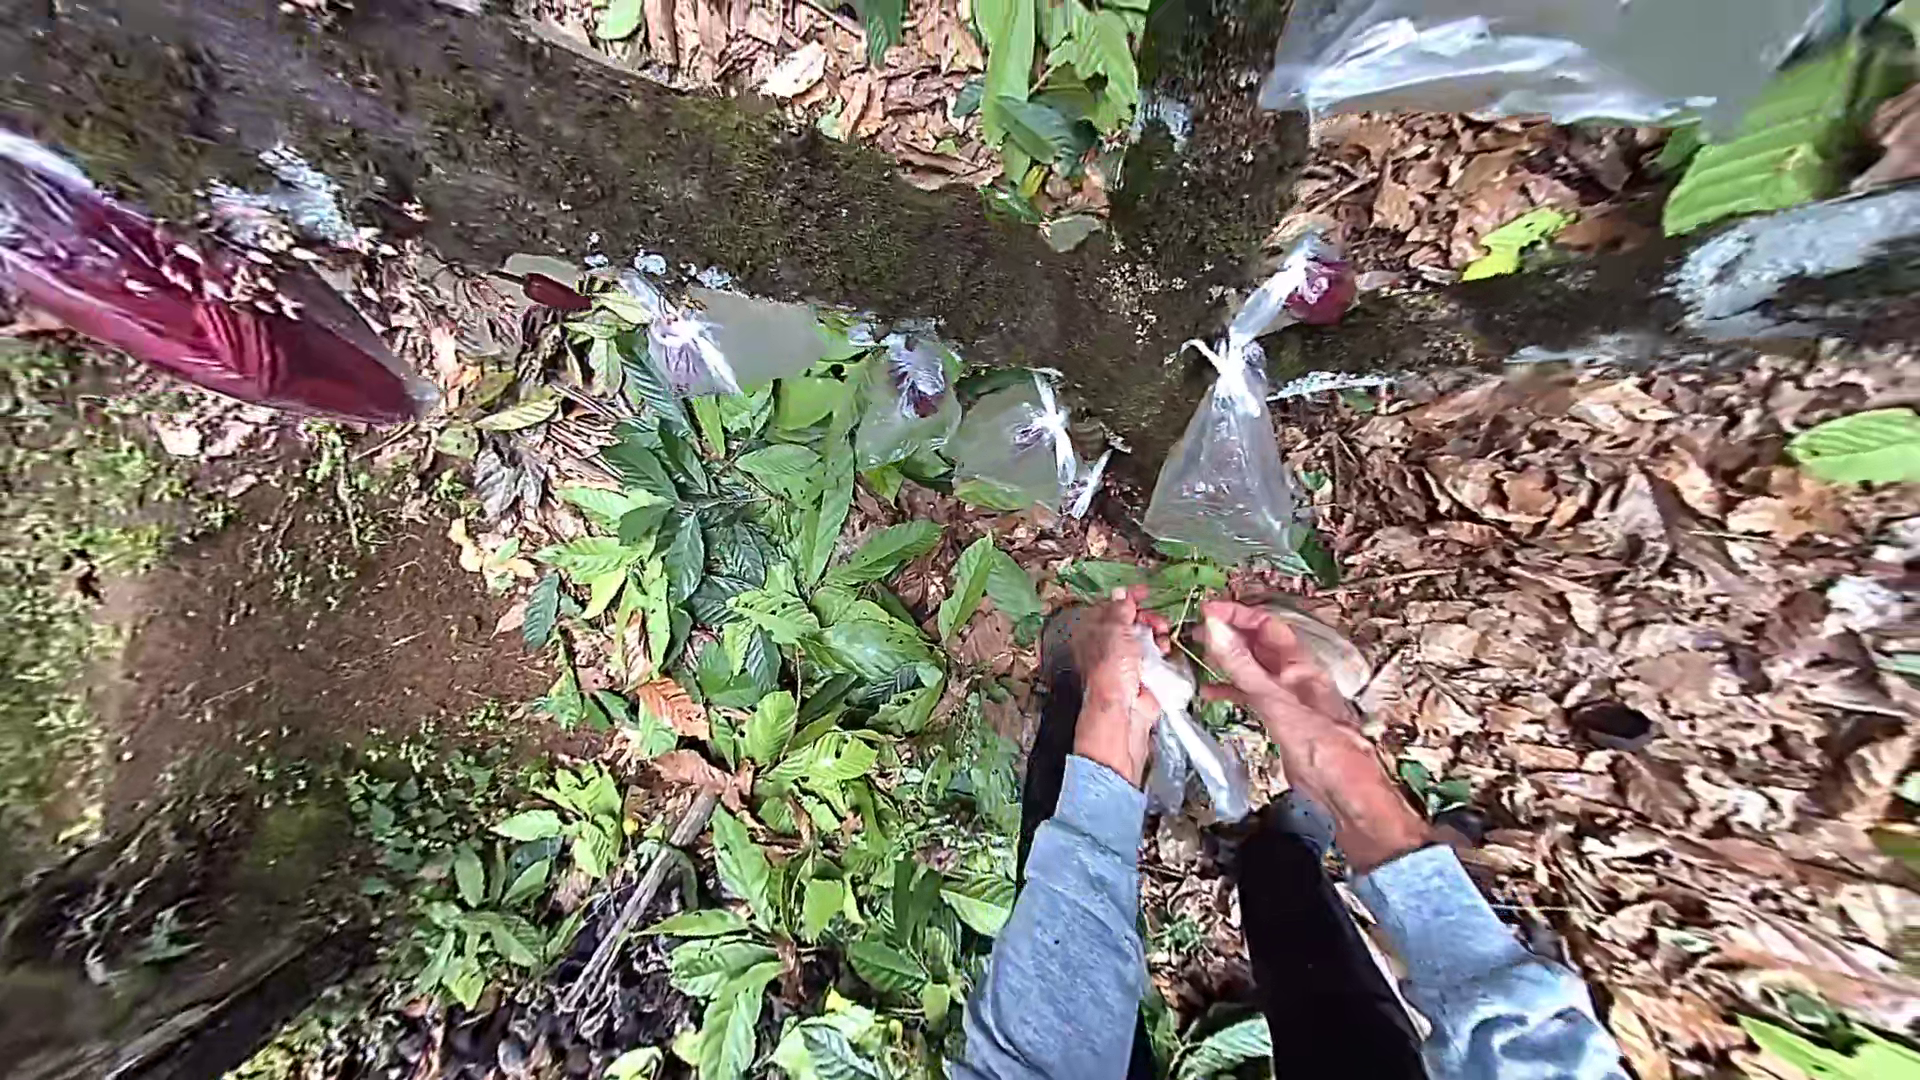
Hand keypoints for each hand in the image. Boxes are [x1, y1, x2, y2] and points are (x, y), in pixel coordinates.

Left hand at [1071, 586, 1170, 787]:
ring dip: (1156, 631)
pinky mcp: (1143, 672)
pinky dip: (1162, 649)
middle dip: (1146, 616)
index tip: (1145, 592)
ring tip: (1162, 635)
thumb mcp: (1114, 630)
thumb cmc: (1112, 667)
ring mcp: (1126, 659)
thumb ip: (1119, 609)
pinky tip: (1165, 649)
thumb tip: (1120, 593)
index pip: (1110, 607)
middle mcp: (1108, 644)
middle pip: (1130, 620)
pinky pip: (1155, 653)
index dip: (1127, 597)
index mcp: (1093, 631)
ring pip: (1145, 636)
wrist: (1123, 708)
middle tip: (1157, 620)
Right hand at [1199, 601, 1427, 873]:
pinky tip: (1213, 692)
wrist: (1343, 791)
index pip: (1265, 625)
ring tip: (1200, 652)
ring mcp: (1286, 697)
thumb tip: (1216, 627)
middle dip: (1229, 631)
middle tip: (1200, 627)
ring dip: (1226, 658)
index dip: (1237, 613)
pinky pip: (1249, 693)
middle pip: (1258, 643)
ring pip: (1251, 667)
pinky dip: (1229, 689)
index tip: (1208, 609)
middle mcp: (1293, 677)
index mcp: (1299, 665)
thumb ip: (1240, 663)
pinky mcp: (1279, 718)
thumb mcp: (1273, 698)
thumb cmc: (1322, 745)